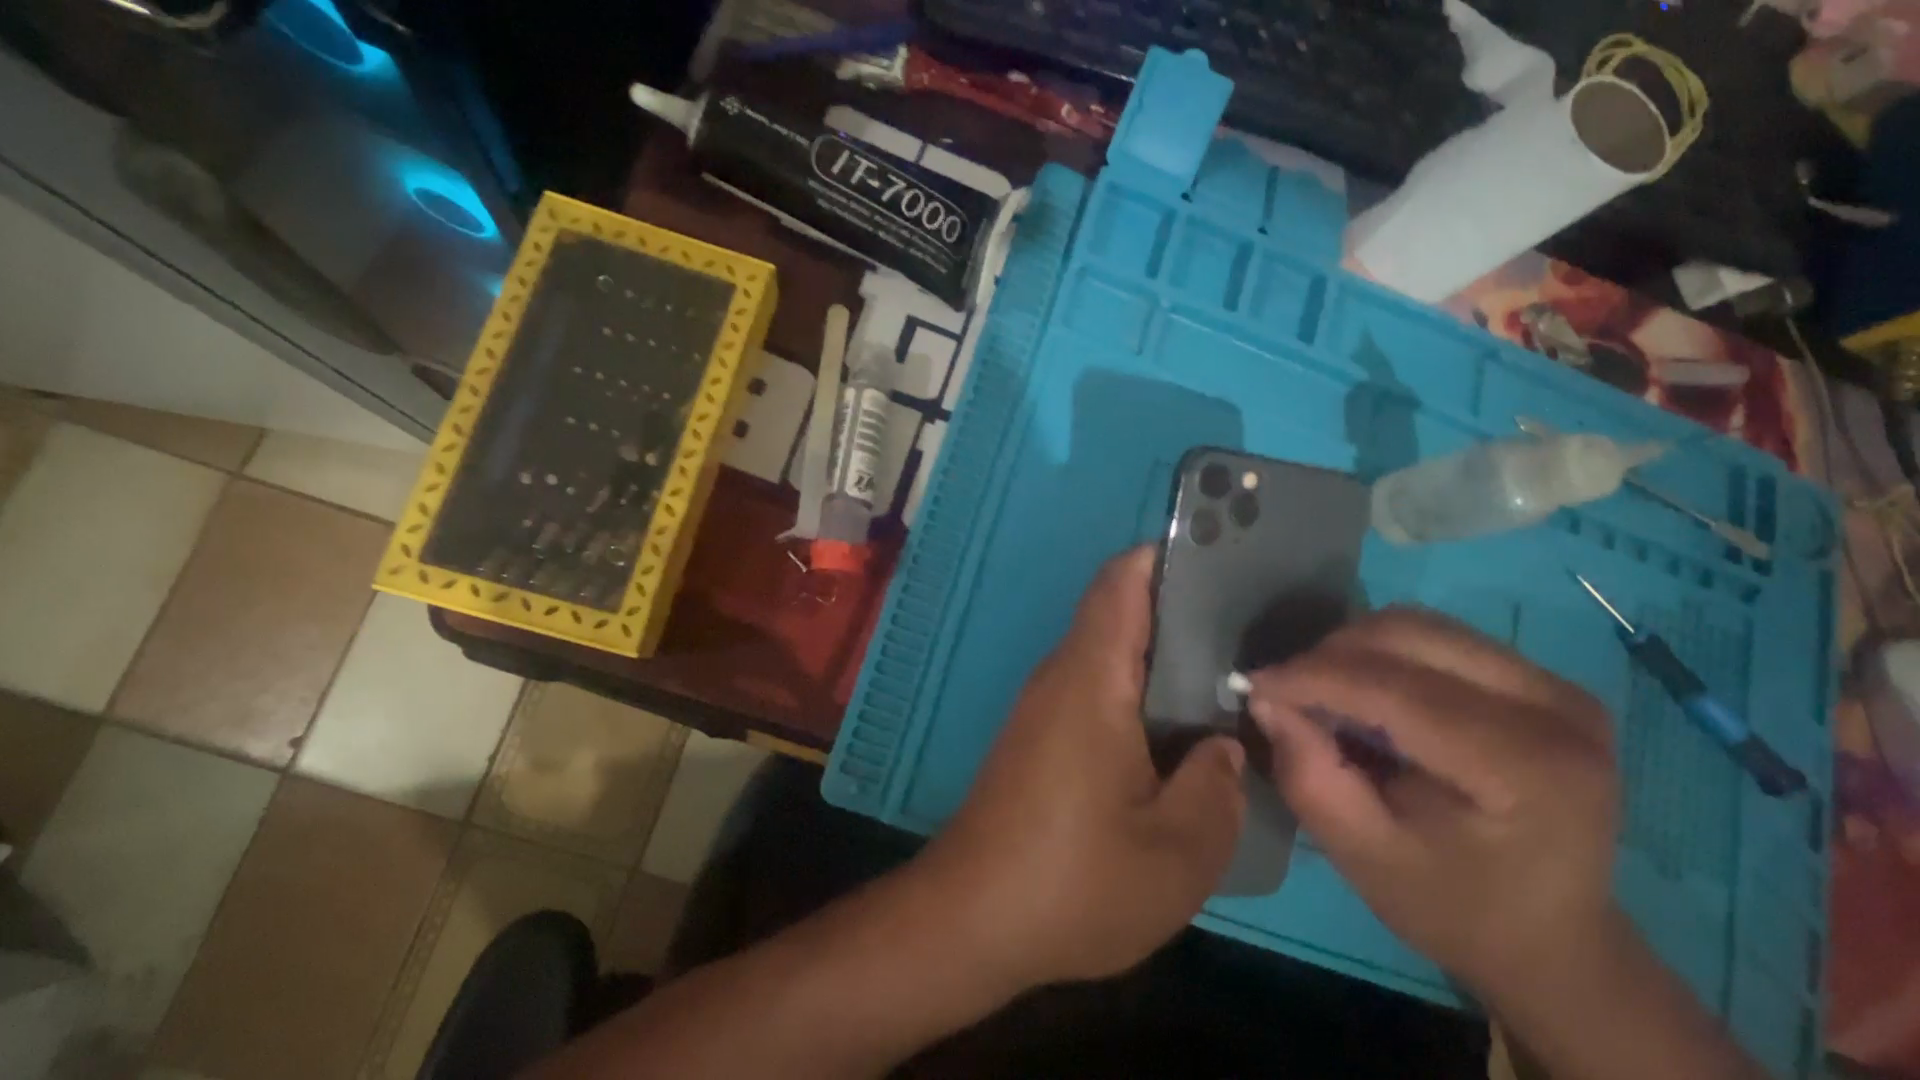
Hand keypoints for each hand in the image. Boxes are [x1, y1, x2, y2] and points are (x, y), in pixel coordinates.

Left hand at [918, 548, 1246, 988]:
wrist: (967, 925)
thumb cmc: (1072, 883)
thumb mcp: (1177, 852)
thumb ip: (1217, 787)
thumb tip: (1225, 743)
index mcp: (1091, 680)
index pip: (1123, 581)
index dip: (1173, 555)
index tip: (1234, 559)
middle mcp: (1062, 680)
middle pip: (1123, 614)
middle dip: (1190, 612)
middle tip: (1264, 632)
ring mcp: (1046, 712)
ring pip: (1115, 660)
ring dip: (1171, 665)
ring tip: (1242, 684)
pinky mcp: (1041, 745)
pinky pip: (1101, 697)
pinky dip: (1146, 703)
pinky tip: (1190, 742)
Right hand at [1244, 608, 1620, 996]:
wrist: (1553, 937)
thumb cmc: (1457, 910)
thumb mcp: (1366, 858)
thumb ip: (1312, 778)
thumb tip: (1267, 701)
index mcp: (1527, 767)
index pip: (1400, 690)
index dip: (1316, 677)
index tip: (1253, 685)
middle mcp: (1556, 707)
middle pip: (1414, 636)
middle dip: (1332, 655)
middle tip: (1284, 692)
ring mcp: (1557, 688)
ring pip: (1424, 627)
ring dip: (1356, 651)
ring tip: (1321, 695)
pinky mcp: (1545, 682)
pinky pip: (1442, 642)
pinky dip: (1386, 657)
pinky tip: (1365, 697)